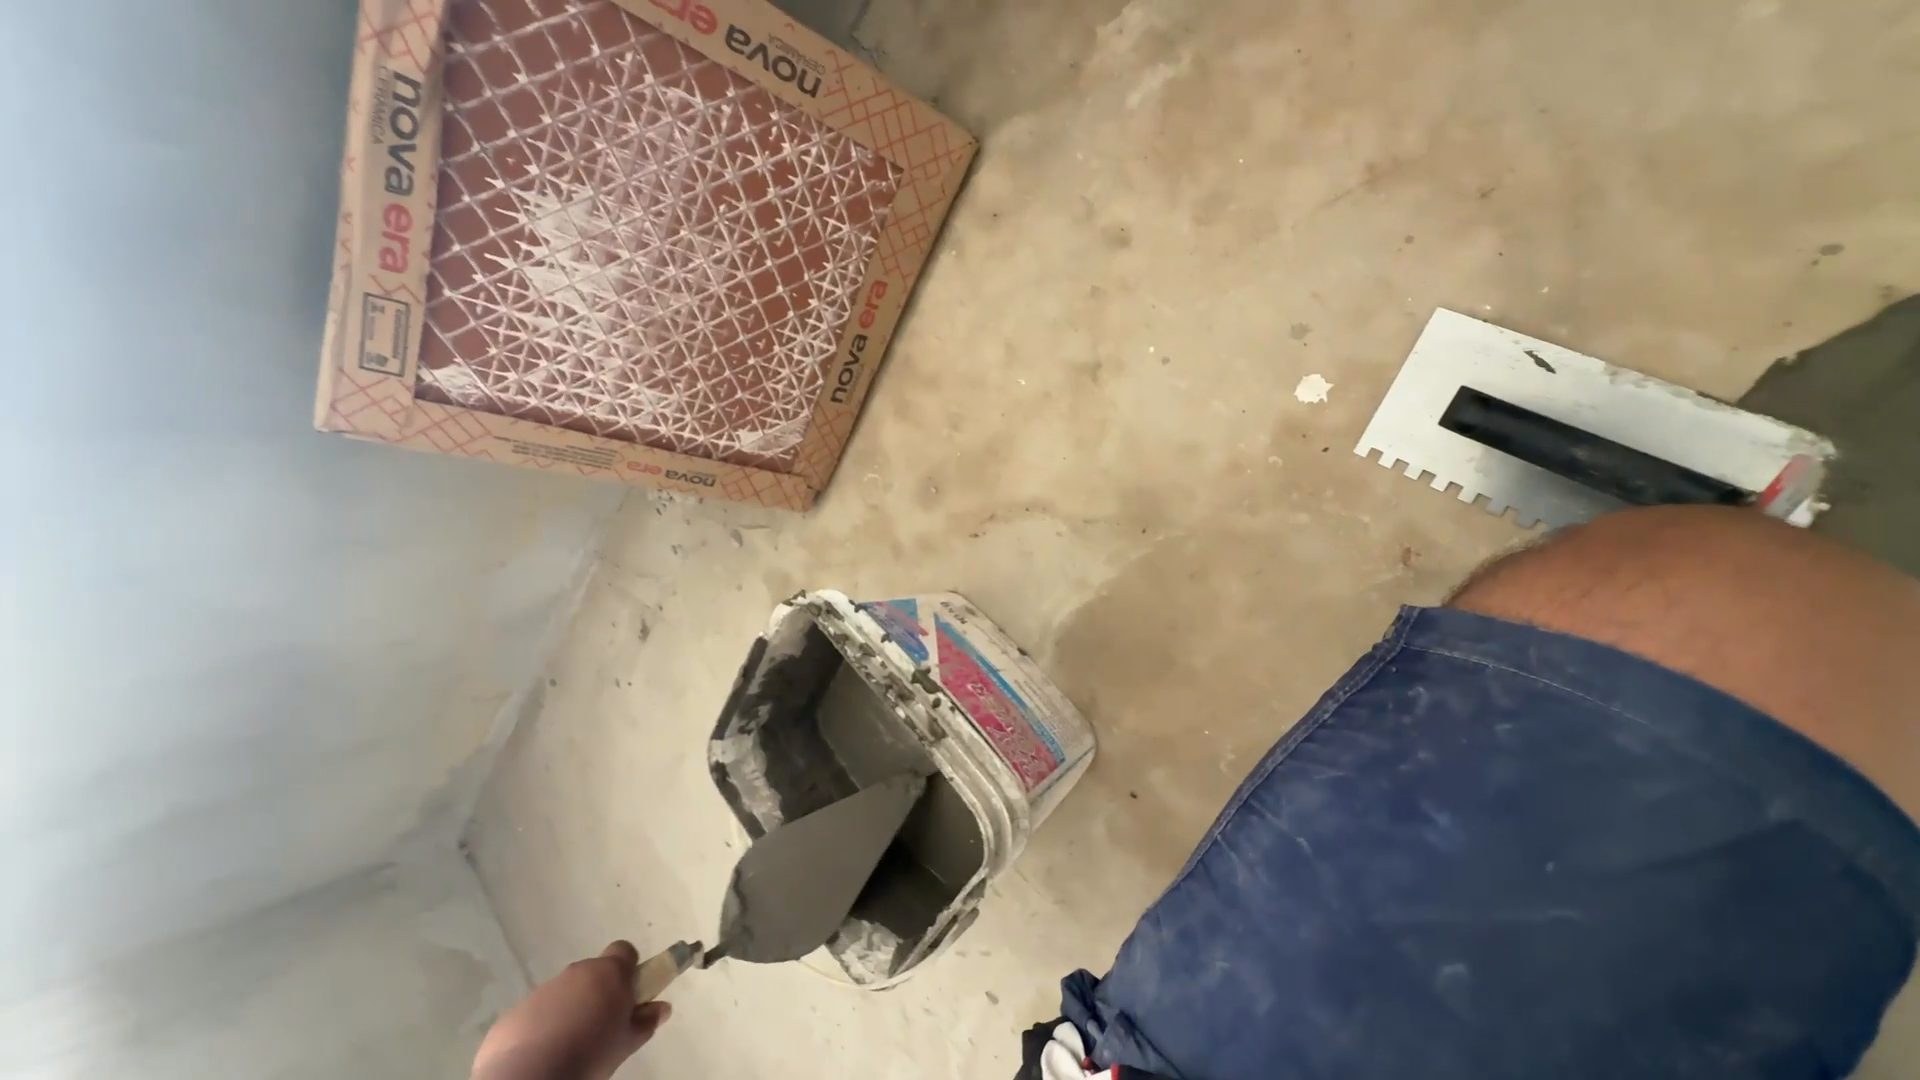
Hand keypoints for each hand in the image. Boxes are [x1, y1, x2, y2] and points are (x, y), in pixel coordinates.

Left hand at [472, 941, 671, 1079]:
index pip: (624, 951)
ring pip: (563, 993)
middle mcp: (575, 972)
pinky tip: (541, 1056)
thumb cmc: (590, 1056)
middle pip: (592, 972)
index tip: (628, 992)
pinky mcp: (514, 1013)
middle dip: (597, 992)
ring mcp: (542, 991)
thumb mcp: (627, 1043)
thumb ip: (646, 1021)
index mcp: (607, 973)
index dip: (628, 968)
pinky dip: (541, 1028)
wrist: (528, 1078)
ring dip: (569, 1010)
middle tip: (601, 1025)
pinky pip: (535, 1014)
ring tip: (569, 1046)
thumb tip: (662, 1007)